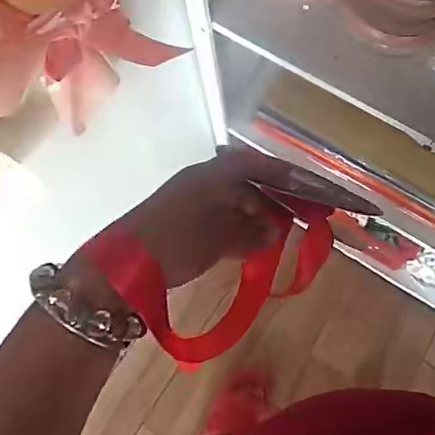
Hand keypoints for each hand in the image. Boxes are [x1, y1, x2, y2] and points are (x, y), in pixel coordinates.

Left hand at [69, 147, 295, 292]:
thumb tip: (274, 229)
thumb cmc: (170, 244)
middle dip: (279, 197)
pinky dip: (245, 230)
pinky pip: (226, 220)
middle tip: (308, 214)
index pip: (257, 165)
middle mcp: (205, 183)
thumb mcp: (213, 238)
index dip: (287, 174)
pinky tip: (260, 245)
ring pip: (239, 202)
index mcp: (211, 175)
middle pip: (250, 183)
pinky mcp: (188, 226)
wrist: (119, 269)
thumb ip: (247, 231)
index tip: (315, 187)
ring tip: (287, 233)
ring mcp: (195, 203)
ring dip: (263, 215)